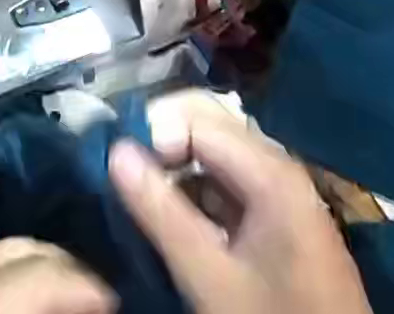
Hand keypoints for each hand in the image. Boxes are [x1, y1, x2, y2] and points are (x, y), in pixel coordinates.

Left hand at [0, 237, 116, 313]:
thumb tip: (100, 310)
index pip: (48, 270)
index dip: (94, 288)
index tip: (123, 306)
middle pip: (25, 249)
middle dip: (70, 274)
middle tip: (101, 306)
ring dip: (39, 276)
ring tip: (66, 308)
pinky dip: (7, 282)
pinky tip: (24, 309)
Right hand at [108, 91, 371, 313]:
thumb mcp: (211, 279)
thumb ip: (161, 211)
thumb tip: (114, 150)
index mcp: (269, 169)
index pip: (193, 114)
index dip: (154, 133)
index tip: (127, 170)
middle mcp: (276, 164)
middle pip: (204, 121)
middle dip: (160, 140)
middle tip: (130, 176)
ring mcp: (278, 189)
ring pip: (210, 147)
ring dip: (173, 162)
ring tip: (144, 195)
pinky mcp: (275, 214)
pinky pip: (222, 175)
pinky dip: (191, 184)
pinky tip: (174, 215)